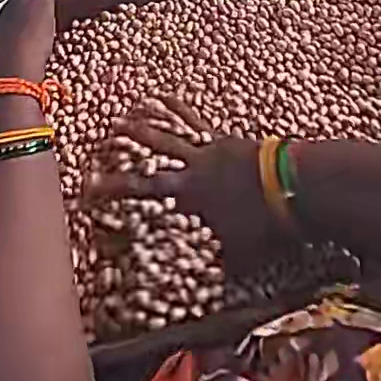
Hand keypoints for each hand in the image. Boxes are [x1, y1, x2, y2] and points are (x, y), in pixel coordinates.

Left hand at [0, 0, 56, 82]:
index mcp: (14, 2)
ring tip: (41, 23)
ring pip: (15, 22)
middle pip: (19, 4)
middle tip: (46, 2)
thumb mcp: (44, 7)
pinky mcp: (3, 55)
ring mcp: (2, 37)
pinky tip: (31, 44)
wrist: (15, 76)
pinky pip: (15, 40)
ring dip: (27, 21)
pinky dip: (24, 38)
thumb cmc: (30, 40)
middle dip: (31, 2)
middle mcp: (4, 17)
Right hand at [87, 96, 286, 272]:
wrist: (292, 185)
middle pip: (150, 154)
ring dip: (142, 124)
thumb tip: (194, 284)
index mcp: (188, 194)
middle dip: (123, 149)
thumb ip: (213, 261)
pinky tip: (164, 96)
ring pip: (166, 131)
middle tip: (101, 143)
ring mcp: (205, 148)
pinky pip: (193, 119)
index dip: (113, 190)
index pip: (143, 192)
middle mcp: (190, 168)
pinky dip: (176, 107)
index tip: (87, 189)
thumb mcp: (236, 252)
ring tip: (121, 117)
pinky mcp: (220, 137)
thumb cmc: (265, 224)